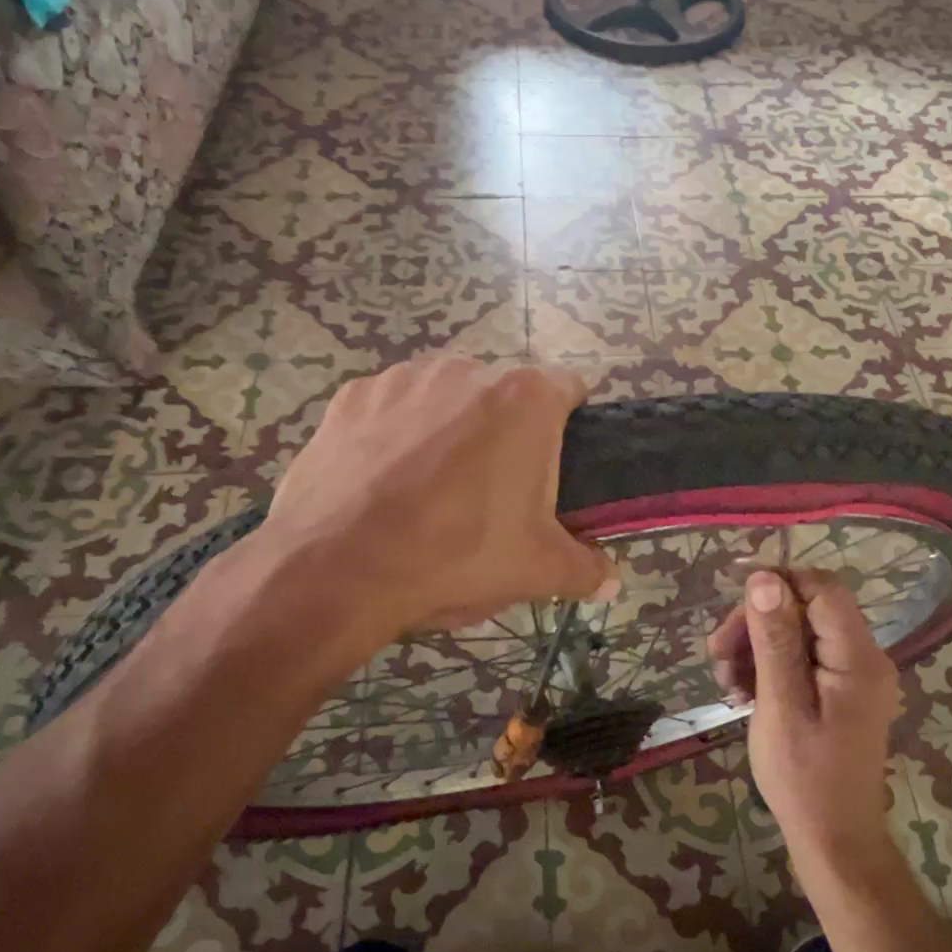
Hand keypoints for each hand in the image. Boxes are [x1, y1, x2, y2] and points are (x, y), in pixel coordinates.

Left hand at [260, 357, 616, 634]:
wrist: (340, 564)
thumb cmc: (458, 554)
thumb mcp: (537, 570)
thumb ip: (585, 569)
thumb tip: (612, 582)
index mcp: (526, 398)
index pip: (570, 388)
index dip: (570, 423)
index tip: (558, 463)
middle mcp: (468, 369)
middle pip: (504, 393)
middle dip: (506, 430)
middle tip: (493, 492)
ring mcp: (404, 377)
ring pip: (446, 397)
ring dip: (451, 428)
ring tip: (432, 489)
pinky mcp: (352, 396)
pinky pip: (392, 408)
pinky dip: (396, 434)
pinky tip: (384, 482)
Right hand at [708, 570, 901, 858]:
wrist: (833, 841)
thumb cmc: (804, 778)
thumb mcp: (781, 706)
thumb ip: (774, 640)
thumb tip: (764, 579)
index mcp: (859, 657)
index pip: (822, 588)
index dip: (777, 586)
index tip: (732, 609)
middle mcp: (866, 658)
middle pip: (808, 608)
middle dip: (758, 622)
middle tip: (717, 654)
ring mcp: (855, 676)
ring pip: (800, 632)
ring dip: (758, 646)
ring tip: (726, 681)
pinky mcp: (842, 693)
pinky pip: (804, 659)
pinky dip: (771, 667)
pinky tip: (743, 692)